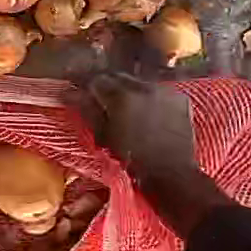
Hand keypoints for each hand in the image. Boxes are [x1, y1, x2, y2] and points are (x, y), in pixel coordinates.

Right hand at [81, 73, 230, 238]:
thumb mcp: (105, 136)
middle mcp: (143, 86)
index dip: (84, 83)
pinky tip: (145, 108)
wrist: (172, 174)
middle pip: (117, 76)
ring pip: (138, 81)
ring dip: (127, 88)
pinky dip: (148, 95)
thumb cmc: (133, 160)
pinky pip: (157, 90)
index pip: (96, 79)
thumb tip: (70, 92)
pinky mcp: (179, 97)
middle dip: (106, 83)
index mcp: (120, 96)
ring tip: (122, 103)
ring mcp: (164, 90)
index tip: (76, 87)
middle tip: (98, 95)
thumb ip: (88, 110)